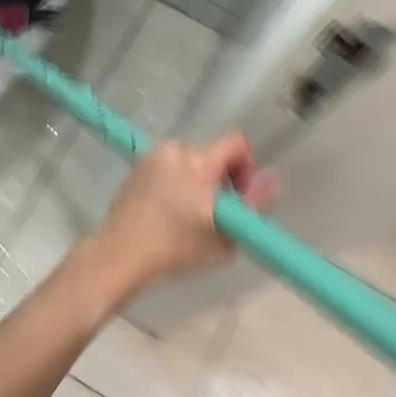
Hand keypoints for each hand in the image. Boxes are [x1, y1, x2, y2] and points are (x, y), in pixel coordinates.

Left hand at [78, 131, 281, 299]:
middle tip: (213, 212)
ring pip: (186, 162)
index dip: (245, 166)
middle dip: (217, 178)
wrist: (121, 253)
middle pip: (209, 155)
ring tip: (187, 214)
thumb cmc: (176, 247)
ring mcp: (150, 157)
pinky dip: (172, 182)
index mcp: (199, 161)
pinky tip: (166, 212)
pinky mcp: (134, 169)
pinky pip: (164, 168)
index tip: (238, 196)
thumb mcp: (225, 233)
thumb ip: (253, 204)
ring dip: (194, 180)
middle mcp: (174, 150)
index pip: (235, 142)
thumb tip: (274, 180)